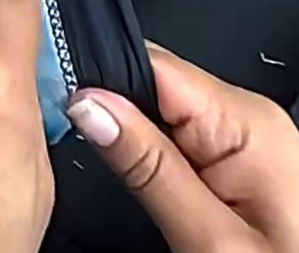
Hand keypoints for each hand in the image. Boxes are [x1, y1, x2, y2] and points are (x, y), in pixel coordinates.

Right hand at [66, 46, 298, 252]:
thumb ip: (148, 166)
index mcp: (245, 117)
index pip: (149, 63)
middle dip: (110, 104)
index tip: (53, 90)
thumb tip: (86, 100)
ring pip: (159, 110)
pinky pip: (178, 133)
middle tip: (64, 129)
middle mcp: (244, 112)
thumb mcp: (214, 244)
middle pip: (151, 82)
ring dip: (127, 130)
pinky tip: (129, 165)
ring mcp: (244, 135)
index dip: (99, 75)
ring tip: (92, 150)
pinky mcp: (240, 159)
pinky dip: (147, 147)